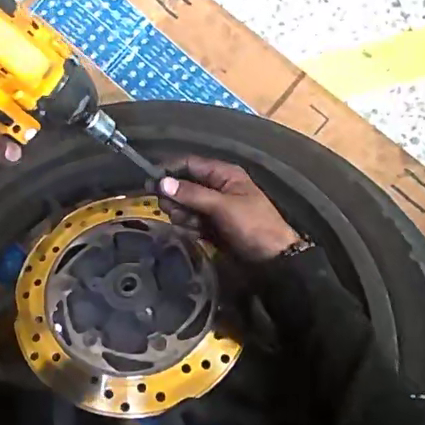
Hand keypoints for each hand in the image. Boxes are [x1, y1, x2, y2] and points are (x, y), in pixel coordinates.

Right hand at [157, 156, 301, 262]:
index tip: (150, 182)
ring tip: (183, 222)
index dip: (170, 170)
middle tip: (166, 208)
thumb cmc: (253, 226)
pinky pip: (191, 219)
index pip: (190, 164)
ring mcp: (214, 207)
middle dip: (174, 196)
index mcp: (224, 174)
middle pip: (184, 184)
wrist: (273, 260)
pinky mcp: (212, 225)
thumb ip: (192, 194)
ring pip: (185, 203)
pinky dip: (187, 224)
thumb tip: (162, 182)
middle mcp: (217, 187)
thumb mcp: (223, 207)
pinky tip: (190, 230)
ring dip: (180, 212)